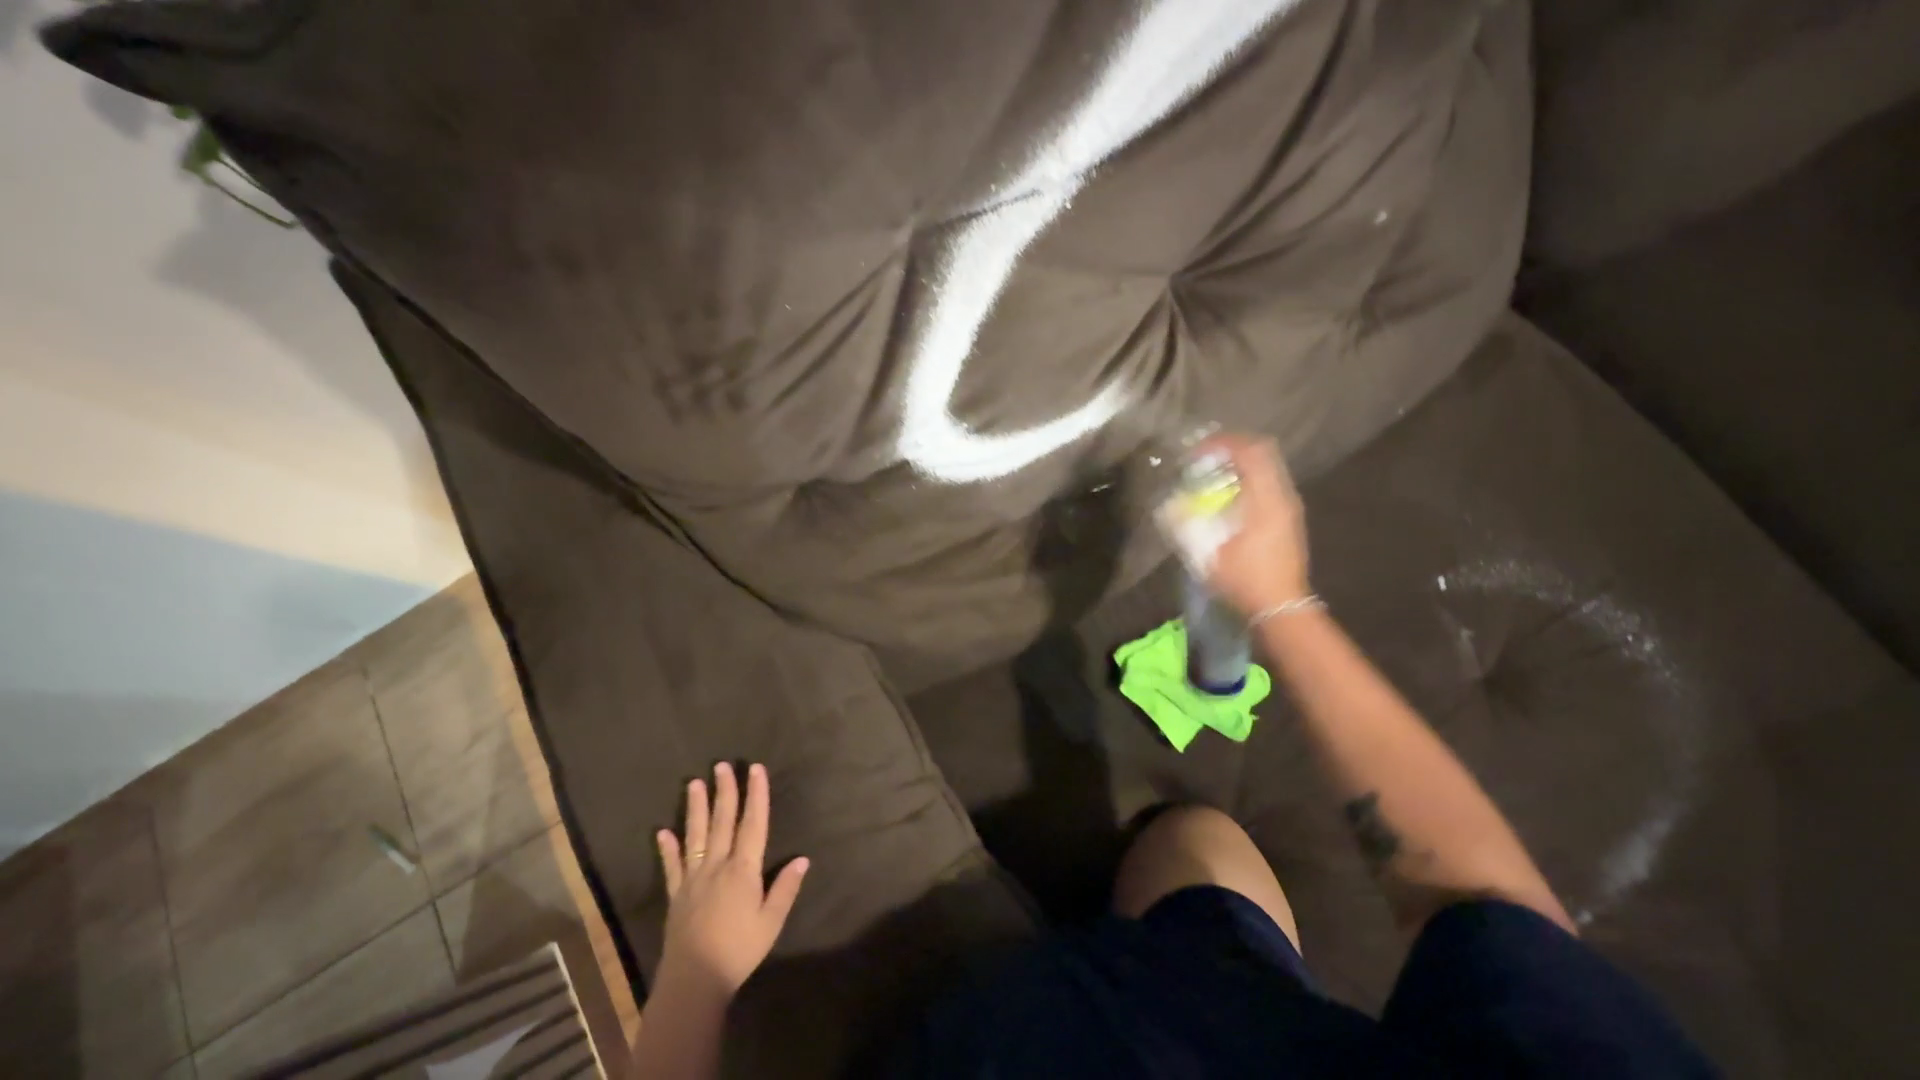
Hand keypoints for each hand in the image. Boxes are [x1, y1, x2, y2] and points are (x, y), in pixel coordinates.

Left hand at [655, 762, 808, 995]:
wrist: (695, 977)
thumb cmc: (740, 949)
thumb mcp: (772, 921)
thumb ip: (785, 888)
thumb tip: (802, 859)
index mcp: (743, 870)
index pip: (753, 824)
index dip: (756, 796)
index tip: (755, 769)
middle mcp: (717, 866)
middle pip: (722, 822)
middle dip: (725, 792)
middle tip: (722, 765)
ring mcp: (693, 878)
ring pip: (696, 836)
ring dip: (696, 809)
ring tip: (694, 784)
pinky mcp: (676, 894)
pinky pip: (671, 866)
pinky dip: (667, 848)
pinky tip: (662, 832)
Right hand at [1203, 433, 1311, 615]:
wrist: (1281, 608)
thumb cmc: (1245, 580)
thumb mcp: (1208, 554)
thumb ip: (1186, 524)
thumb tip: (1166, 505)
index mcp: (1266, 499)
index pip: (1251, 451)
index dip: (1223, 443)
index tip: (1197, 450)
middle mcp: (1283, 496)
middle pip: (1262, 453)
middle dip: (1232, 449)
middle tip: (1205, 456)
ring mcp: (1289, 507)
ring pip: (1267, 468)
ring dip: (1241, 464)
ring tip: (1213, 474)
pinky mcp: (1288, 519)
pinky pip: (1269, 483)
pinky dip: (1248, 479)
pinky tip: (1228, 497)